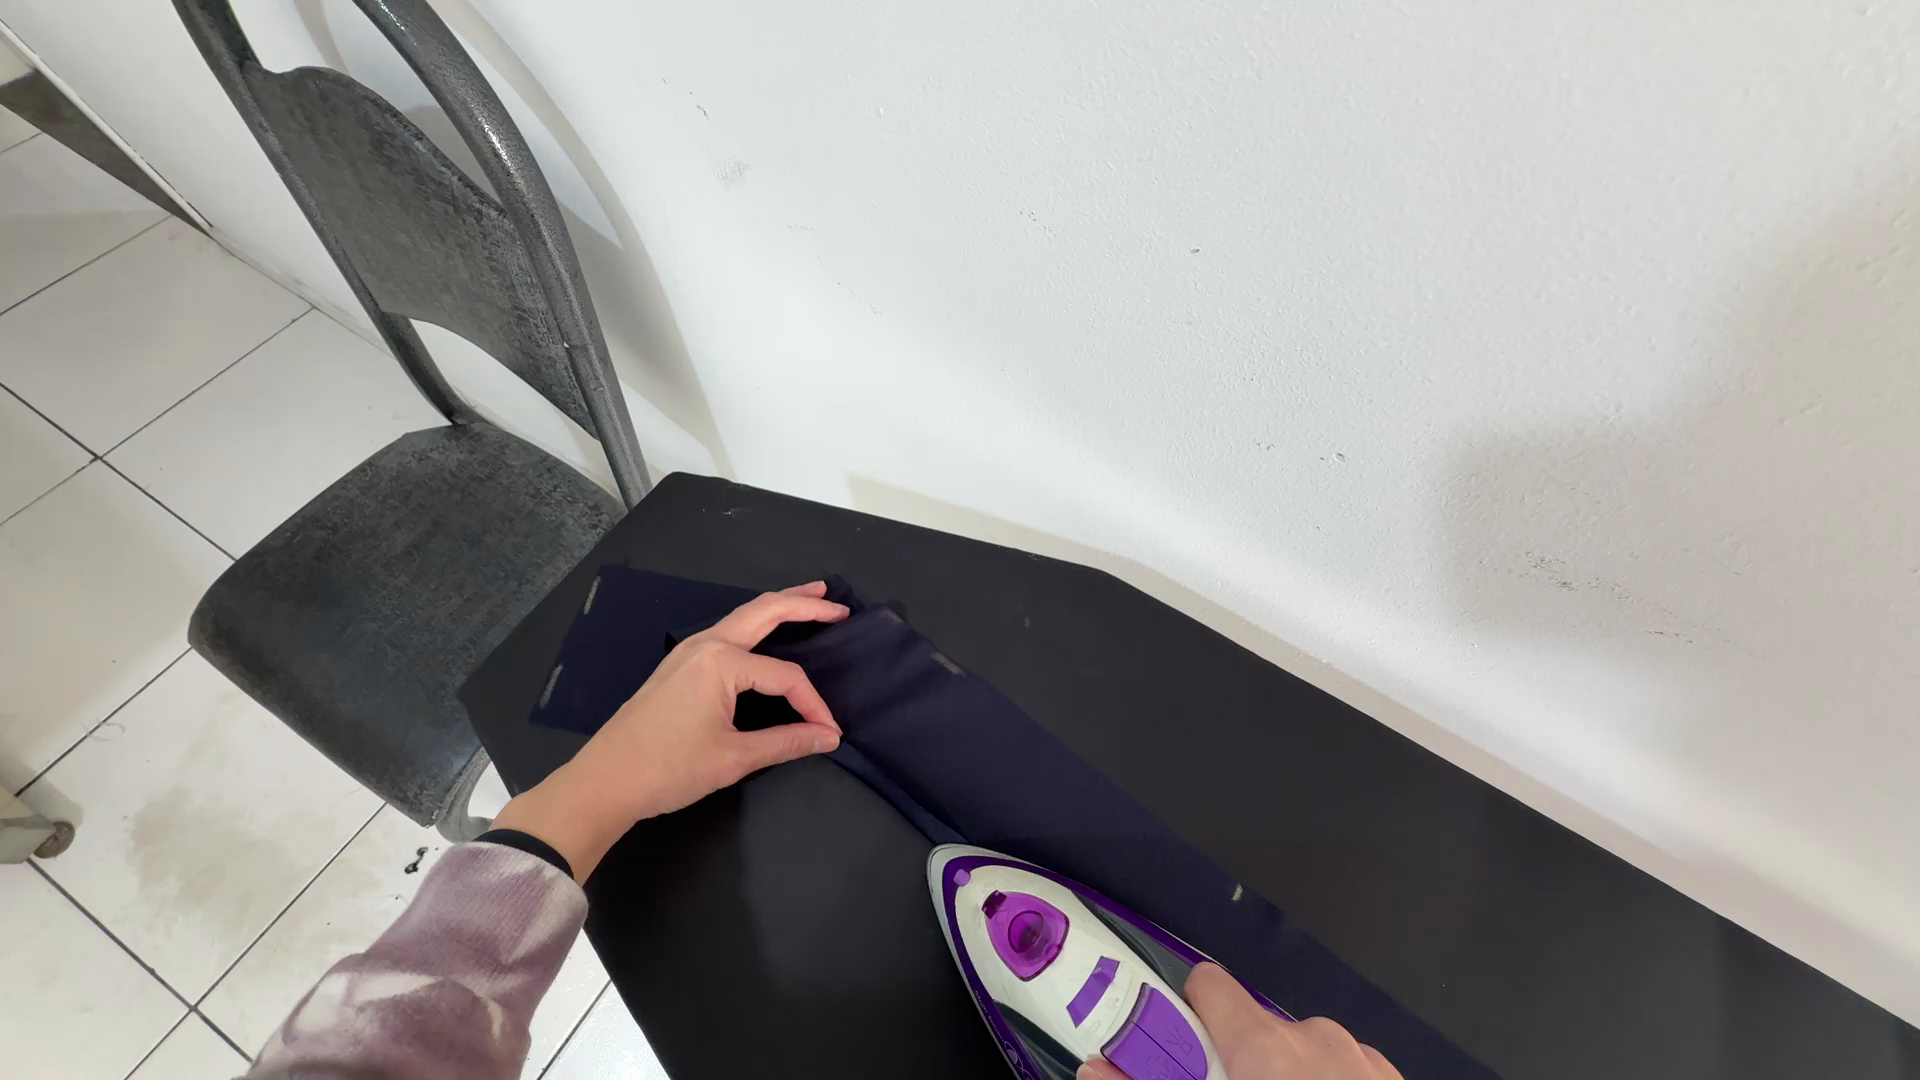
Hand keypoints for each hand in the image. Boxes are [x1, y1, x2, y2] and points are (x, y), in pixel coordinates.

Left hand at [490, 582, 849, 881]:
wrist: (604, 782)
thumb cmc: (668, 769)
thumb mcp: (734, 758)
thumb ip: (787, 742)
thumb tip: (829, 737)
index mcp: (722, 662)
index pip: (786, 678)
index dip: (813, 704)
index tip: (829, 731)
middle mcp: (707, 643)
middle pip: (766, 611)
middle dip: (805, 604)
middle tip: (839, 607)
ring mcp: (690, 649)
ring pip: (745, 614)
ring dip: (780, 605)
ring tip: (812, 598)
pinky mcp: (681, 662)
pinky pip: (730, 628)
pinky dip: (758, 621)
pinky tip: (769, 630)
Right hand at [1078, 964, 1401, 1079]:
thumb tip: (1095, 1066)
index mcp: (1267, 1046)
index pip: (1207, 986)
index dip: (1186, 1022)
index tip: (1184, 1068)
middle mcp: (1319, 1039)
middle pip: (1255, 1028)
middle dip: (1237, 1068)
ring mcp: (1370, 1065)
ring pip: (1304, 1056)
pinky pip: (1348, 1076)